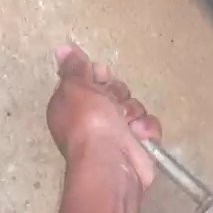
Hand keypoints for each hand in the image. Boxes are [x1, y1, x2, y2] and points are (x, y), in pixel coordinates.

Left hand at [47, 45, 160, 188]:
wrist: (112, 163)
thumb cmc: (90, 124)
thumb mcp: (76, 88)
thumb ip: (73, 68)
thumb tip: (63, 49)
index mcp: (71, 104)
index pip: (89, 78)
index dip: (98, 75)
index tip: (101, 77)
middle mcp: (92, 118)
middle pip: (114, 91)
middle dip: (118, 95)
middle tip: (113, 106)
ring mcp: (115, 133)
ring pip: (134, 107)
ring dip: (134, 113)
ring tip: (127, 125)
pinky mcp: (136, 145)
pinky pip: (148, 126)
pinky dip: (146, 130)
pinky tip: (139, 136)